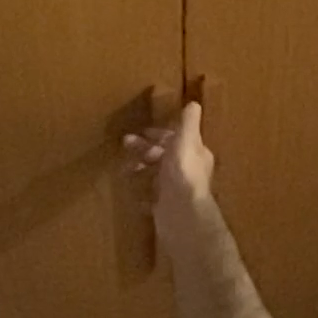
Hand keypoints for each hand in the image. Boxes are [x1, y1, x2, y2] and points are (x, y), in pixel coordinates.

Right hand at [124, 101, 214, 236]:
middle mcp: (187, 171)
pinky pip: (150, 197)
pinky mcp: (165, 206)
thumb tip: (194, 104)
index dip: (159, 134)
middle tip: (124, 144)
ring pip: (155, 175)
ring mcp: (175, 189)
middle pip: (163, 155)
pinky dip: (141, 193)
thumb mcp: (186, 141)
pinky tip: (131, 191)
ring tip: (123, 169)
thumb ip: (188, 123)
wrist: (181, 213)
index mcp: (194, 154)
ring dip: (140, 169)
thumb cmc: (182, 172)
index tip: (141, 132)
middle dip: (144, 149)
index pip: (175, 139)